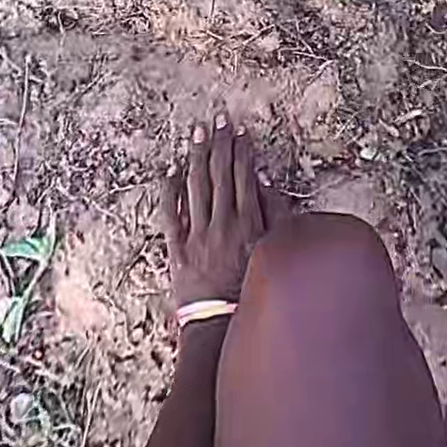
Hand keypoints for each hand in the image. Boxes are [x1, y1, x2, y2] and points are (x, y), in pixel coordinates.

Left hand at [160, 115, 282, 307]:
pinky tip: (173, 169)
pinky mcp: (177, 247)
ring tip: (198, 132)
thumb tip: (263, 180)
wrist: (221, 327)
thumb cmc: (252, 290)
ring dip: (197, 155)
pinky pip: (171, 212)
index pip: (244, 176)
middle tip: (219, 119)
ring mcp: (197, 234)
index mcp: (249, 223)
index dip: (242, 150)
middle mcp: (222, 223)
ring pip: (196, 185)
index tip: (241, 131)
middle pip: (220, 173)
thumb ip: (275, 214)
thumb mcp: (274, 252)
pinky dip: (171, 189)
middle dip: (220, 143)